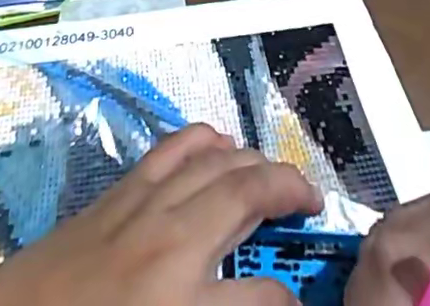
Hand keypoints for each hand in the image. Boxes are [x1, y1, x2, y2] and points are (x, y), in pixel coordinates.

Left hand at [0, 122, 323, 305]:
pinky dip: (203, 140)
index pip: (267, 299)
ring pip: (215, 161)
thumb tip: (252, 301)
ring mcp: (145, 204)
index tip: (298, 302)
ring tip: (272, 173)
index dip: (292, 303)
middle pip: (248, 193)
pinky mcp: (120, 189)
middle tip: (309, 201)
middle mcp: (173, 239)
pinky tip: (218, 144)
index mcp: (185, 302)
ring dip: (252, 160)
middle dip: (289, 190)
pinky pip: (171, 149)